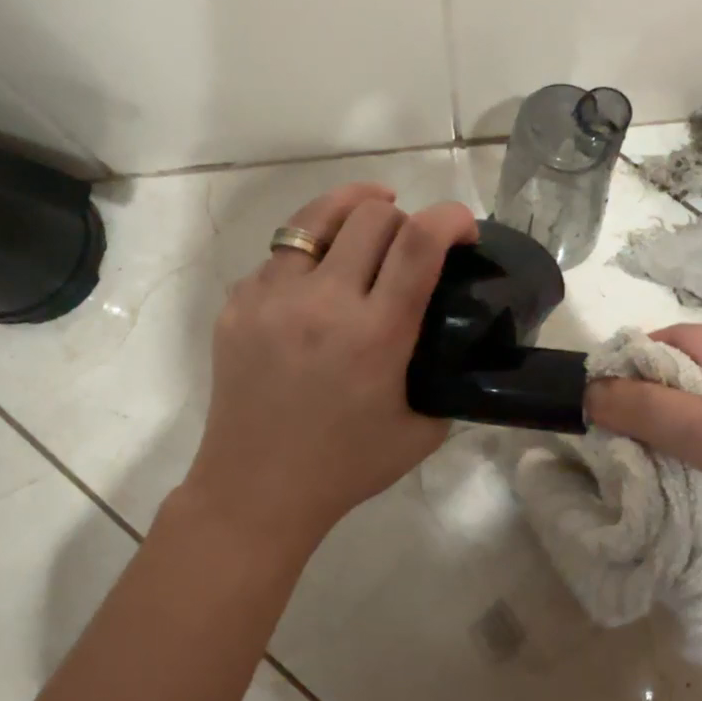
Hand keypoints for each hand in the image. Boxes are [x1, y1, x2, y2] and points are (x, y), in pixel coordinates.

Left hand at [184, 183, 477, 542]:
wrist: (255, 490)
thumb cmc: (346, 466)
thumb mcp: (422, 430)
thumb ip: (445, 378)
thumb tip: (454, 345)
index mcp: (376, 334)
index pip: (421, 241)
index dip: (451, 216)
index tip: (464, 228)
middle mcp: (324, 303)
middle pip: (372, 215)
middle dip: (406, 215)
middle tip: (412, 242)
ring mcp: (272, 299)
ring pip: (315, 217)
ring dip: (353, 210)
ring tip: (368, 220)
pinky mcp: (237, 304)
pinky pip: (279, 256)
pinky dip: (309, 255)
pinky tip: (317, 281)